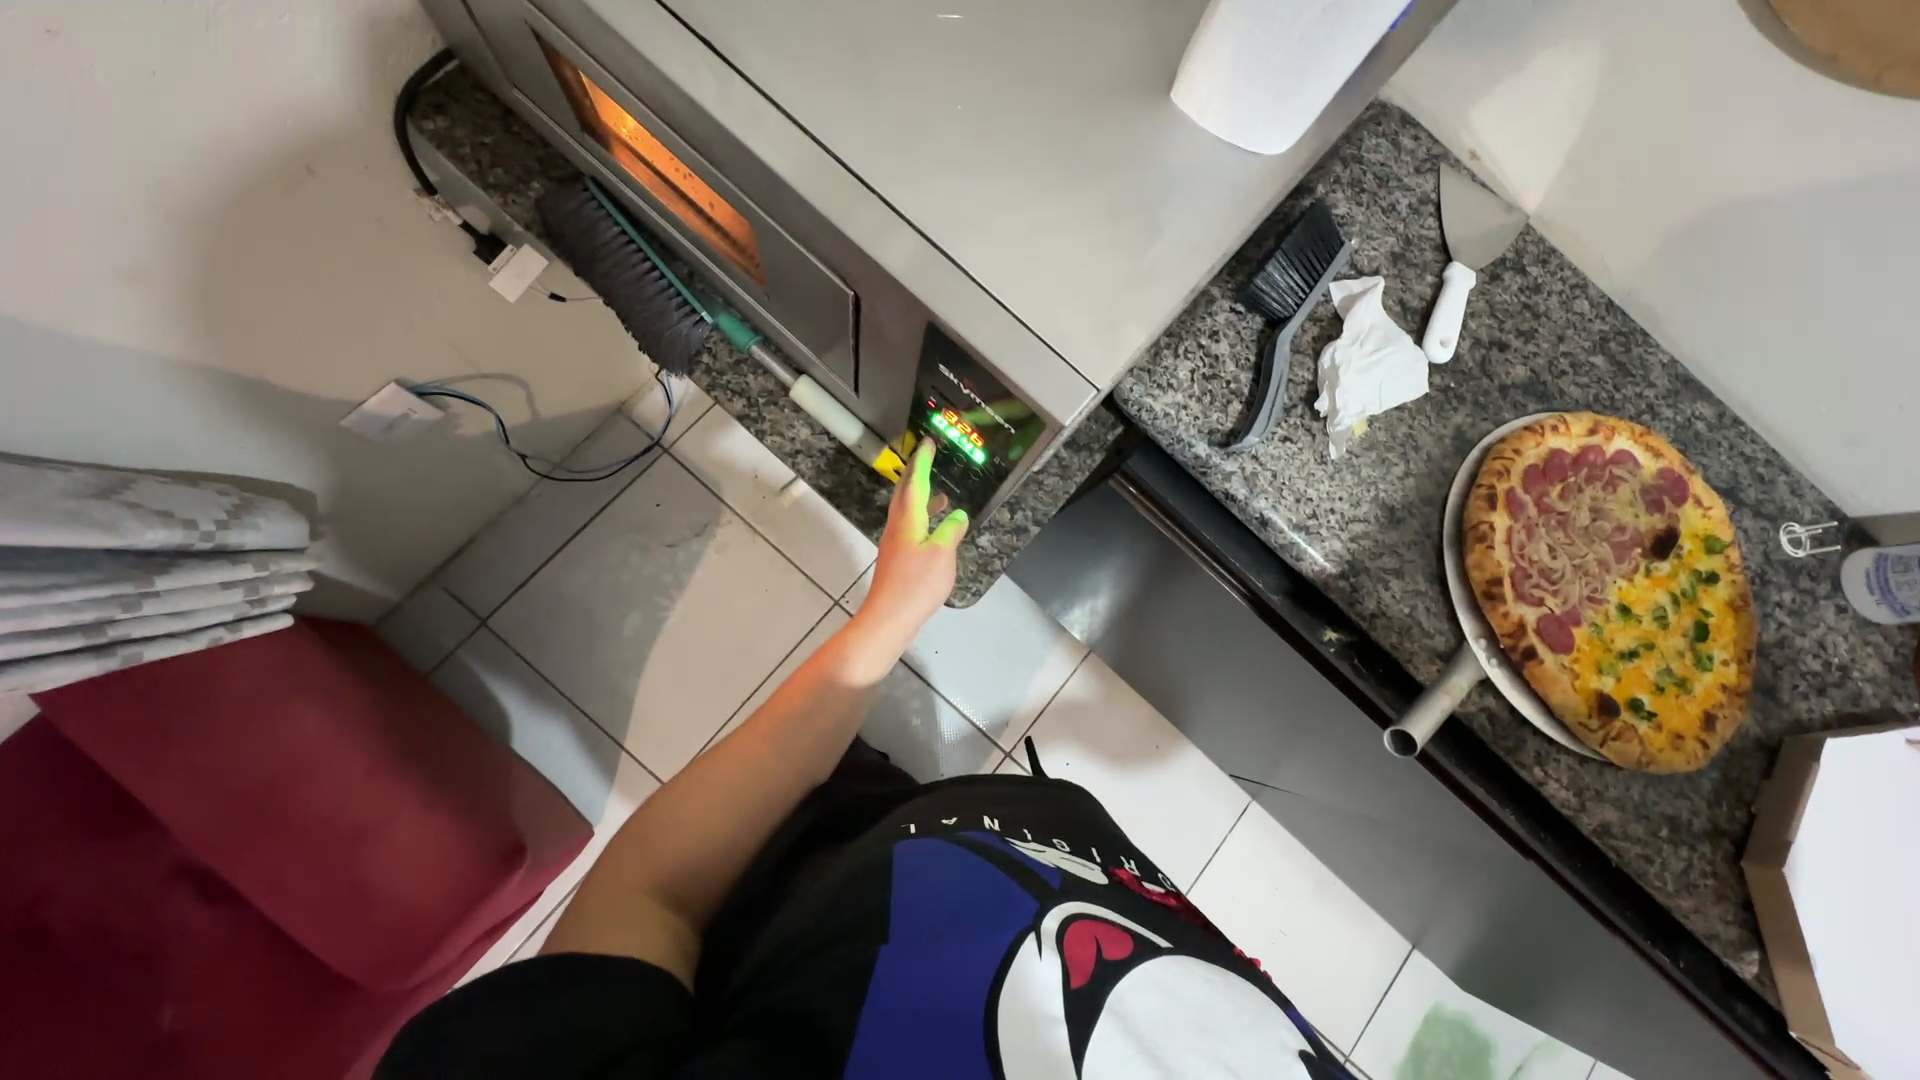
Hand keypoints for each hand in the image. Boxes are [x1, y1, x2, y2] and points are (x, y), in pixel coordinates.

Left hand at [853, 440, 967, 651]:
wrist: (888, 618)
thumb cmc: (916, 584)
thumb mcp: (942, 555)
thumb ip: (951, 532)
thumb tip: (958, 515)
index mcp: (908, 520)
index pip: (916, 483)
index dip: (922, 462)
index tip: (927, 444)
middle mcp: (897, 527)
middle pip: (905, 495)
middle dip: (917, 476)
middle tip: (928, 462)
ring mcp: (894, 544)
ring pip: (907, 513)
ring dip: (922, 500)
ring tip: (941, 496)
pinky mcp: (896, 561)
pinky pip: (909, 529)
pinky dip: (923, 521)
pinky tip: (934, 532)